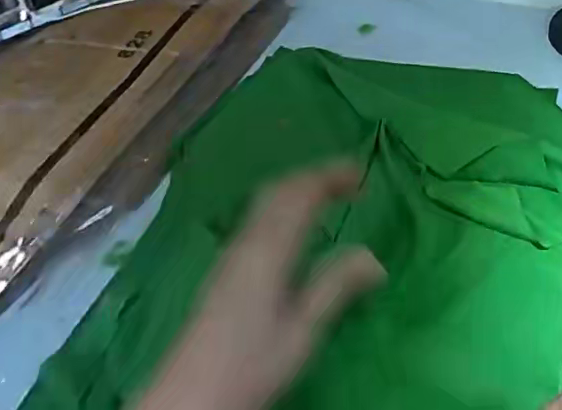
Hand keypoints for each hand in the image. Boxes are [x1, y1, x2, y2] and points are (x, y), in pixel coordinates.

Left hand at [138, 163, 385, 409]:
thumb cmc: (248, 367)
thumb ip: (336, 288)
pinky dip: (285, 199)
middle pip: (283, 187)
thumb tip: (376, 259)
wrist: (185, 400)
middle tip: (351, 180)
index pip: (303, 192)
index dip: (333, 175)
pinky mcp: (225, 264)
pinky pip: (260, 211)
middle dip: (318, 175)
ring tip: (328, 193)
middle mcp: (250, 239)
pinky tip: (295, 221)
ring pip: (268, 197)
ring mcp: (233, 249)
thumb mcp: (301, 333)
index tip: (363, 175)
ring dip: (300, 184)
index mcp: (271, 248)